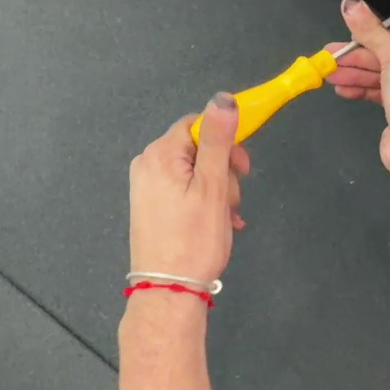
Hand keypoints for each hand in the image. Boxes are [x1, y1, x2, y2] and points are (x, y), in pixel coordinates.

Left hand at [129, 94, 250, 285]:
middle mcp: (147, 164)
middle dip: (224, 171)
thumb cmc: (194, 239)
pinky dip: (206, 201)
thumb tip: (223, 99)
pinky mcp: (151, 206)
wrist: (169, 290)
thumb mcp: (212, 186)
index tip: (242, 168)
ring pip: (195, 172)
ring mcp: (147, 187)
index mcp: (160, 154)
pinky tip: (220, 223)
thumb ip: (217, 141)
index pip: (198, 125)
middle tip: (235, 200)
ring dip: (219, 190)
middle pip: (197, 148)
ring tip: (228, 217)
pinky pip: (185, 190)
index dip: (225, 141)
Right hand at [323, 0, 389, 179]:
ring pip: (386, 78)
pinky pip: (384, 95)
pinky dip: (364, 90)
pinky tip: (343, 88)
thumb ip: (370, 31)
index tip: (349, 35)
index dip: (375, 37)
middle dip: (360, 58)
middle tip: (331, 56)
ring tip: (330, 72)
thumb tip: (350, 4)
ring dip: (357, 74)